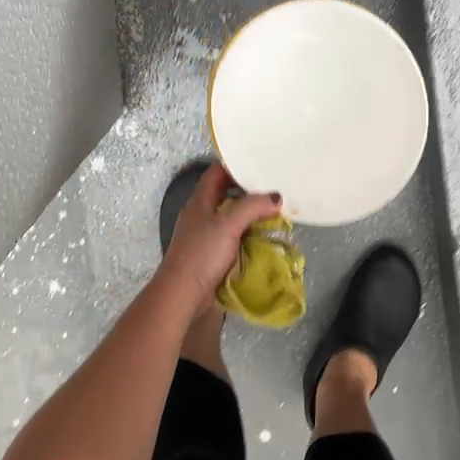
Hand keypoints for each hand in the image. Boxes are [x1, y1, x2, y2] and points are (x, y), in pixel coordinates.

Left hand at [154, 162, 281, 306]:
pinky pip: (231, 238)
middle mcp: (200, 214)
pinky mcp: (209, 255)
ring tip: (272, 214)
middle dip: (247, 193)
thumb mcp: (229, 225)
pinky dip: (246, 236)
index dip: (235, 166)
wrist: (183, 294)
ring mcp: (204, 235)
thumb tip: (276, 197)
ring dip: (248, 216)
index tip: (258, 166)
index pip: (217, 172)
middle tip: (271, 191)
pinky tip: (262, 239)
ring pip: (229, 217)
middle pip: (224, 194)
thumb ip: (252, 207)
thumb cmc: (202, 253)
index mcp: (200, 201)